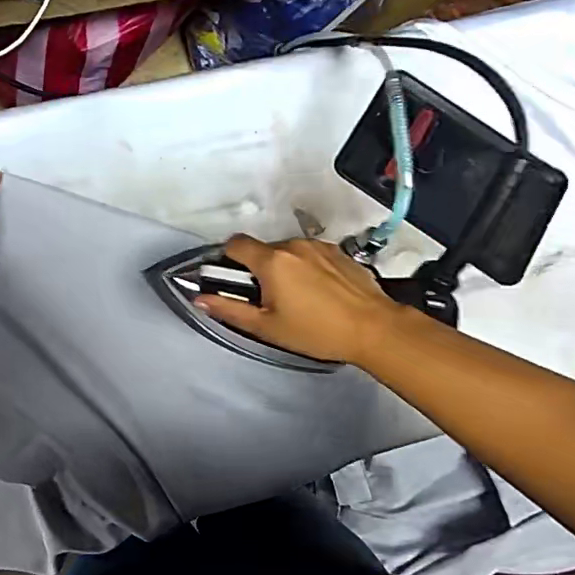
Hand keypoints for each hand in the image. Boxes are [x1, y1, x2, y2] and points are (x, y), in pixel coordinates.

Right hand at [195, 235, 414, 365]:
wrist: (374, 329)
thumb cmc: (316, 331)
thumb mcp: (267, 327)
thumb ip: (229, 309)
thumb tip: (200, 298)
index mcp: (271, 260)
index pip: (235, 244)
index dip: (228, 259)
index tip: (234, 280)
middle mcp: (293, 245)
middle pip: (263, 249)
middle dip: (260, 269)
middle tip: (269, 299)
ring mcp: (318, 246)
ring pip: (287, 251)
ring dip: (284, 267)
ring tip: (298, 298)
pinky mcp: (338, 251)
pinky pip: (310, 254)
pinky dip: (307, 267)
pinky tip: (319, 292)